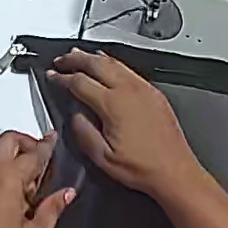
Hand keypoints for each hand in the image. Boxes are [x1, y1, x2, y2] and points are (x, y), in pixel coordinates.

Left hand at [0, 131, 74, 227]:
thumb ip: (51, 210)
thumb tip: (65, 194)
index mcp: (5, 177)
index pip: (33, 152)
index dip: (48, 147)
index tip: (56, 141)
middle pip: (8, 141)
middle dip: (28, 144)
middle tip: (44, 163)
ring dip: (13, 159)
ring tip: (30, 188)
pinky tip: (11, 199)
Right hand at [48, 49, 208, 201]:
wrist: (175, 172)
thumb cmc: (143, 167)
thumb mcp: (102, 156)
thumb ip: (82, 131)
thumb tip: (74, 115)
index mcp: (113, 104)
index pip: (80, 82)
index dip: (62, 78)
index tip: (52, 76)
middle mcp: (129, 91)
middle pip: (96, 64)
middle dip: (74, 59)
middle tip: (61, 60)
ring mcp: (144, 89)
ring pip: (113, 62)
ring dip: (92, 57)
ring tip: (78, 56)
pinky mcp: (154, 93)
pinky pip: (128, 69)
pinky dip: (111, 62)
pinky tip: (106, 64)